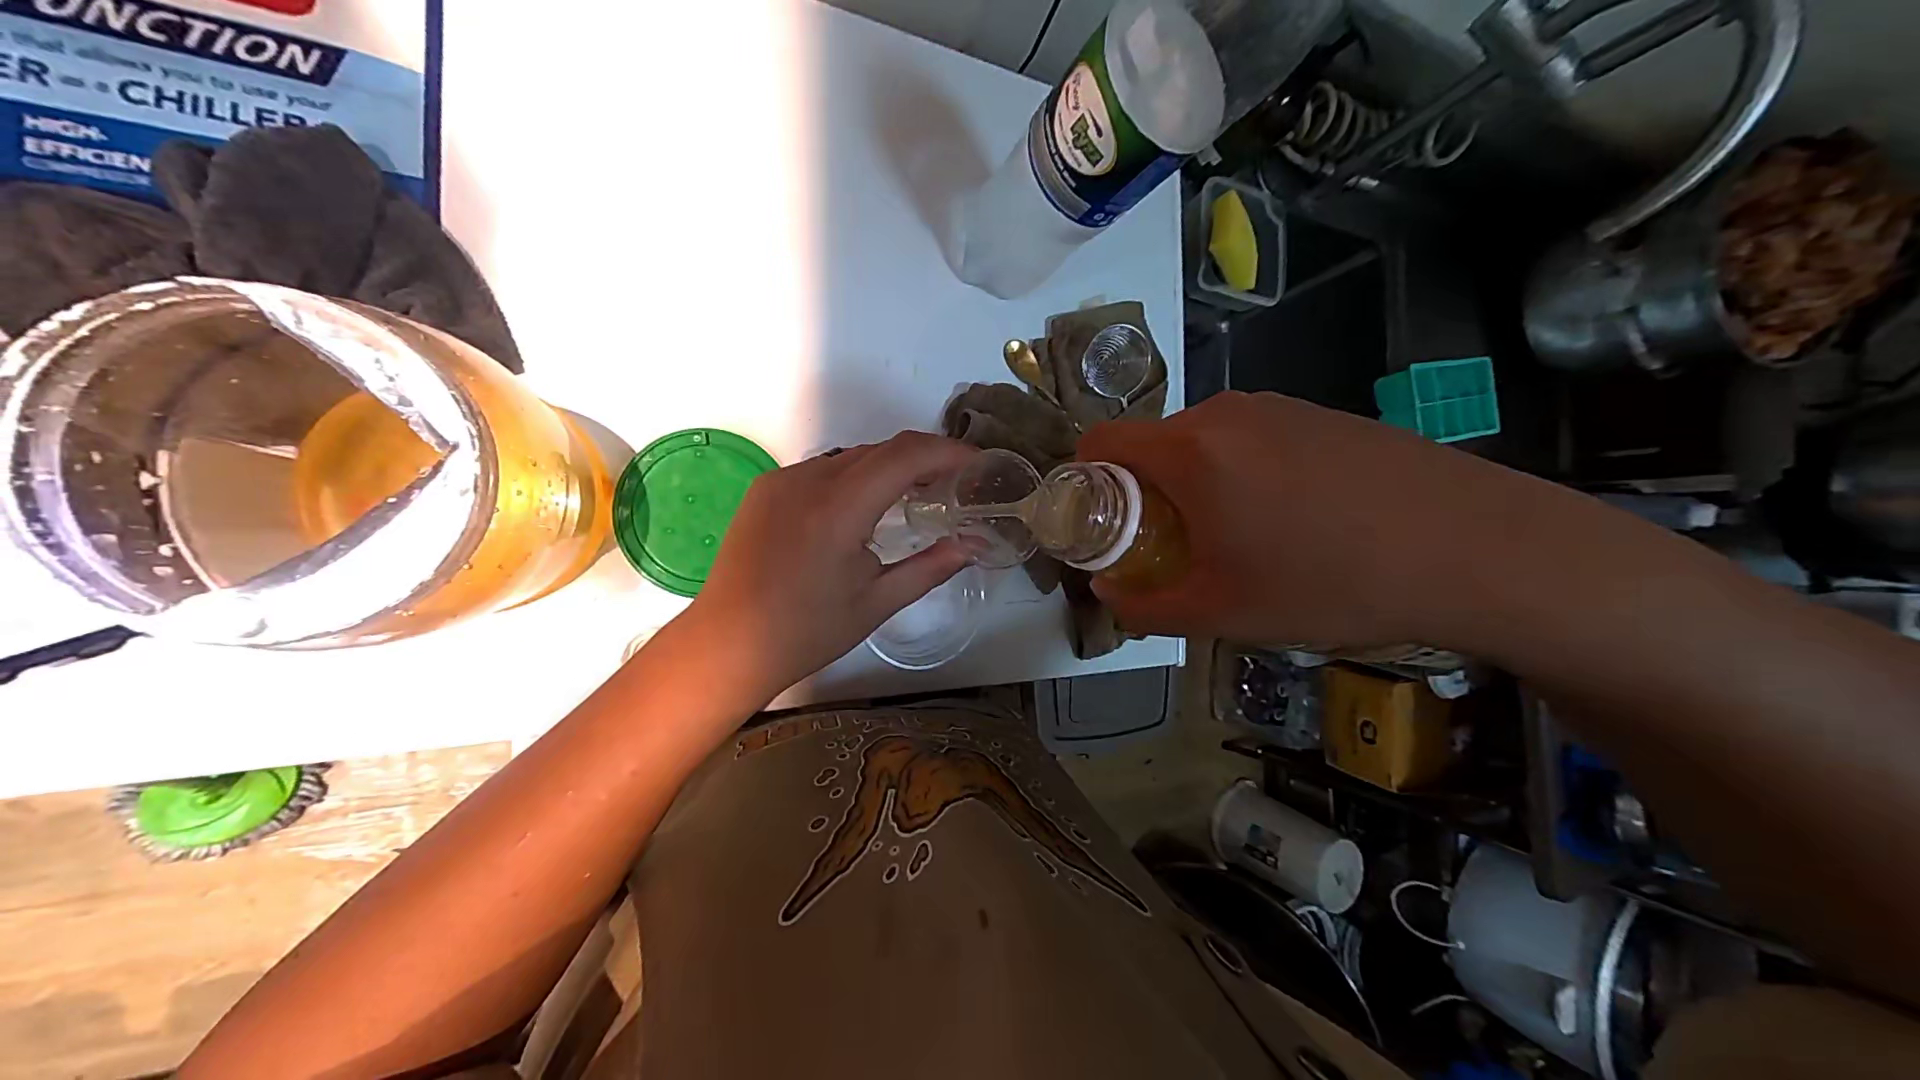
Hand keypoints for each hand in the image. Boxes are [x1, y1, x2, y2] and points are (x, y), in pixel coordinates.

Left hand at [680, 432, 976, 702]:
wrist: (727, 644)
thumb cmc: (805, 632)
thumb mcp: (876, 603)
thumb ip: (930, 567)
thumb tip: (974, 547)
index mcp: (839, 507)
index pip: (906, 455)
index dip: (948, 451)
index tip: (977, 463)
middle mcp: (807, 480)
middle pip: (880, 449)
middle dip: (923, 459)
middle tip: (953, 484)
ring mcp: (781, 481)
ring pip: (851, 456)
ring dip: (888, 467)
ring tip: (914, 496)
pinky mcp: (765, 490)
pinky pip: (822, 469)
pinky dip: (854, 477)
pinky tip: (863, 508)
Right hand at [1075, 391, 1553, 650]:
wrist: (1478, 549)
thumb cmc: (1329, 582)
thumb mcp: (1222, 612)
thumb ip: (1145, 606)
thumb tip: (1107, 594)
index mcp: (1190, 450)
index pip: (1100, 442)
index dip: (1084, 484)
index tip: (1105, 530)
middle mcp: (1225, 413)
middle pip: (1151, 446)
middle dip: (1146, 496)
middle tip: (1176, 550)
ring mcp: (1280, 407)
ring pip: (1204, 445)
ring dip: (1197, 488)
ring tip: (1240, 541)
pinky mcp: (1322, 415)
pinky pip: (1252, 441)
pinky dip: (1243, 476)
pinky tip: (1294, 522)